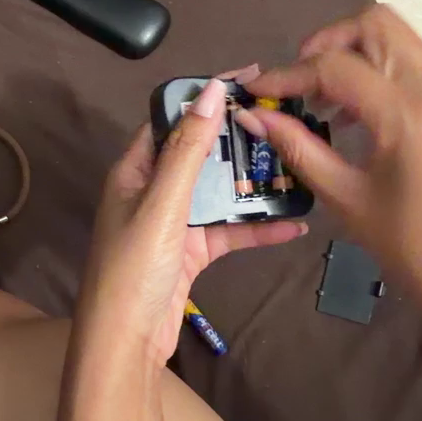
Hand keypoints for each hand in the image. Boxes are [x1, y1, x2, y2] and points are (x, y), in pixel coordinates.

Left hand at [76, 76, 307, 365]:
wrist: (125, 341)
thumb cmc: (135, 265)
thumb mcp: (163, 202)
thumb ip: (189, 149)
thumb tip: (211, 91)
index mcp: (134, 170)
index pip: (172, 119)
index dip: (207, 97)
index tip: (251, 79)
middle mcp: (151, 190)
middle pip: (199, 154)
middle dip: (238, 139)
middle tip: (285, 120)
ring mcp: (172, 222)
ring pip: (217, 192)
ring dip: (251, 184)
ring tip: (296, 166)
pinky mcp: (190, 251)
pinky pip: (227, 231)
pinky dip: (256, 228)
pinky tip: (293, 224)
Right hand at [240, 6, 421, 333]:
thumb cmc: (411, 249)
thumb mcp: (345, 198)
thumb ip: (298, 148)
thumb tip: (254, 116)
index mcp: (406, 114)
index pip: (334, 67)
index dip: (287, 76)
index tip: (254, 93)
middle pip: (375, 25)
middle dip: (326, 43)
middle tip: (297, 82)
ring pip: (396, 39)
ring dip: (351, 54)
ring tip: (318, 99)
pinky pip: (409, 66)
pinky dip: (374, 72)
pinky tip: (349, 117)